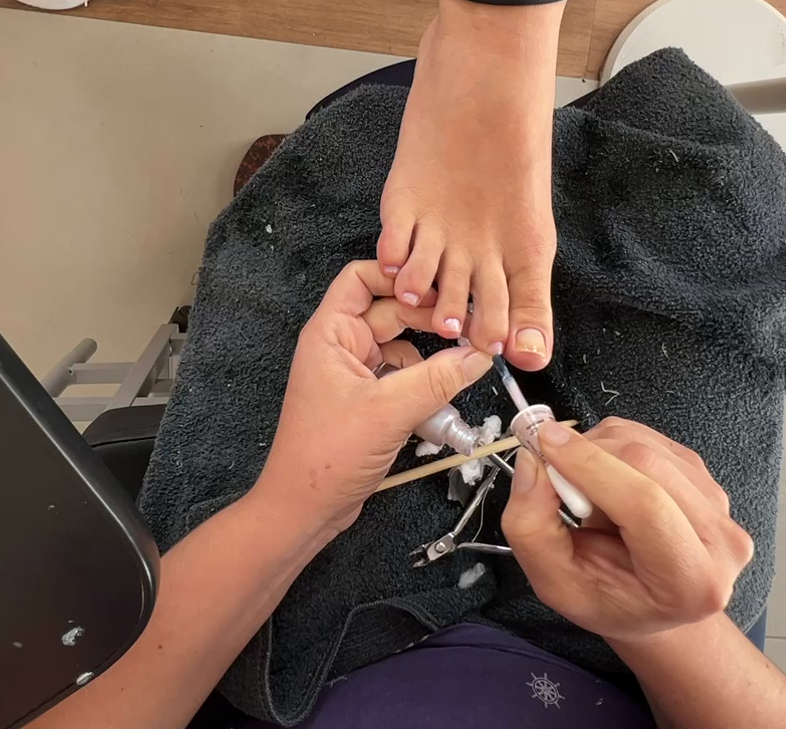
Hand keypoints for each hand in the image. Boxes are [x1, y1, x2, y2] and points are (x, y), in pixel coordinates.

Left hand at [254, 260, 495, 539]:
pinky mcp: (367, 397)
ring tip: (465, 359)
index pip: (362, 278)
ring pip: (401, 345)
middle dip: (428, 319)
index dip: (398, 276)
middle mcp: (341, 344)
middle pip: (391, 311)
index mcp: (331, 332)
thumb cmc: (328, 454)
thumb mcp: (389, 411)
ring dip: (430, 354)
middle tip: (470, 327)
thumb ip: (438, 379)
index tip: (438, 286)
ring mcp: (354, 371)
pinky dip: (424, 381)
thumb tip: (480, 354)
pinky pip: (402, 374)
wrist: (305, 509)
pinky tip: (444, 394)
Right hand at [502, 418, 752, 641]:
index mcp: (692, 581)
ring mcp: (717, 500)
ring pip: (642, 442)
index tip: (543, 443)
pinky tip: (605, 476)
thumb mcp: (553, 581)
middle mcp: (721, 539)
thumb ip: (531, 526)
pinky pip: (645, 434)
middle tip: (553, 473)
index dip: (590, 465)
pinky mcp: (702, 472)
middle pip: (644, 463)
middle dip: (586, 454)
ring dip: (596, 447)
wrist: (650, 597)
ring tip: (585, 489)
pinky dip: (609, 442)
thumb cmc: (605, 596)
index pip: (645, 505)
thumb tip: (533, 459)